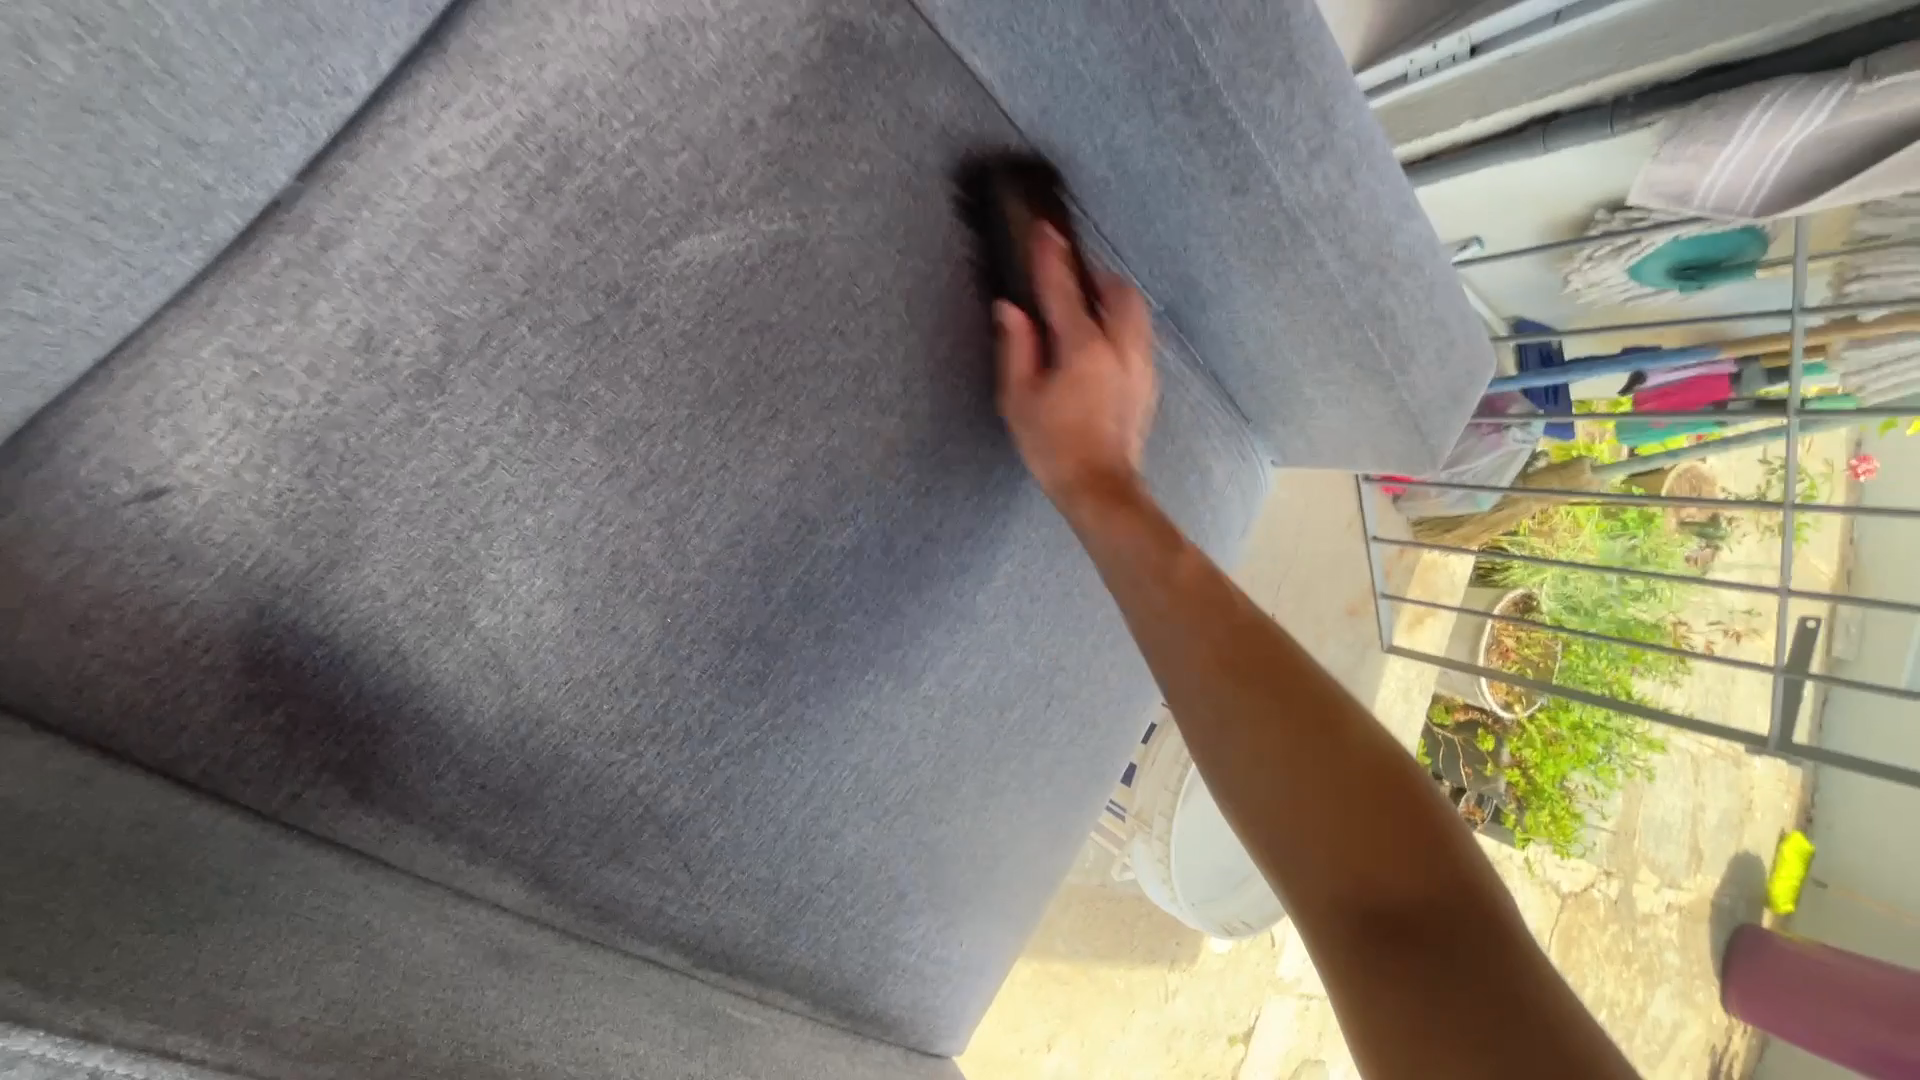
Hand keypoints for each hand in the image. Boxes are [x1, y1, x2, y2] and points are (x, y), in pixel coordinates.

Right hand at [996, 226, 1156, 511]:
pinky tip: (1102, 342)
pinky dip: (1122, 323)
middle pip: (1117, 290)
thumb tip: (1011, 309)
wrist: (1099, 486)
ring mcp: (1141, 364)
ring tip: (1087, 308)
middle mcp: (1120, 346)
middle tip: (1069, 279)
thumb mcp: (1019, 399)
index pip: (1064, 289)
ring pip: (1135, 310)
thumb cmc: (1051, 446)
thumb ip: (1017, 347)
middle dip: (1093, 275)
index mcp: (1083, 348)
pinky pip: (1139, 335)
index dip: (1051, 256)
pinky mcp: (1149, 382)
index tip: (1044, 228)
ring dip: (1112, 297)